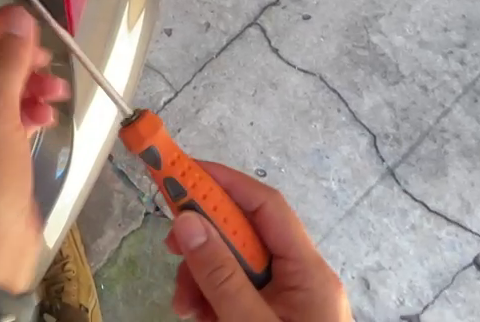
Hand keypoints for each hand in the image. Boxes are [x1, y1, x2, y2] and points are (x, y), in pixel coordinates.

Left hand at [0, 6, 70, 293]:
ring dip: (29, 85)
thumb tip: (20, 21)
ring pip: (1, 91)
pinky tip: (47, 115)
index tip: (26, 18)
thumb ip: (10, 63)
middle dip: (17, 60)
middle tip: (48, 56)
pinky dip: (29, 111)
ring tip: (57, 89)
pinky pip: (10, 116)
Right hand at [164, 162, 350, 321]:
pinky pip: (236, 292)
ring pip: (233, 264)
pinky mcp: (274, 320)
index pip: (264, 204)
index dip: (222, 181)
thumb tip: (186, 219)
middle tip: (170, 248)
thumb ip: (219, 275)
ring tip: (185, 309)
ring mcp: (289, 302)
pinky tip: (199, 318)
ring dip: (201, 277)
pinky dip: (211, 299)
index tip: (178, 173)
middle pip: (243, 233)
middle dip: (203, 240)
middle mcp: (301, 278)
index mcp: (309, 271)